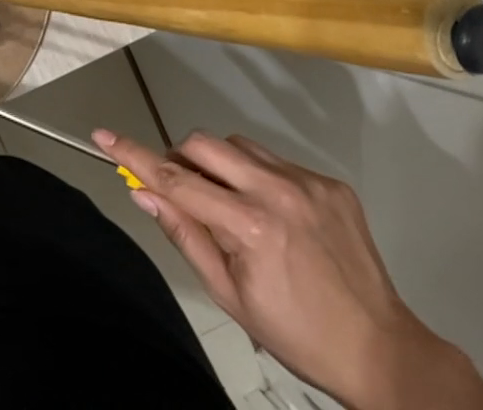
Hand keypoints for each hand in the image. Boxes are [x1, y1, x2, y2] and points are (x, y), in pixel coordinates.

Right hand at [94, 129, 482, 409]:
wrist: (379, 348)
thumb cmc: (293, 332)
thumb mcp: (227, 292)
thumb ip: (184, 234)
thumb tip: (142, 192)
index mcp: (250, 226)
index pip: (176, 179)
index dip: (134, 155)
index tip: (103, 135)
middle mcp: (279, 191)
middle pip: (204, 144)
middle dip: (180, 159)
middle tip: (179, 191)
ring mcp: (309, 183)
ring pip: (238, 146)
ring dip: (218, 164)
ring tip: (229, 205)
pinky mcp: (331, 184)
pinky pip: (275, 160)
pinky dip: (257, 176)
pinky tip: (270, 214)